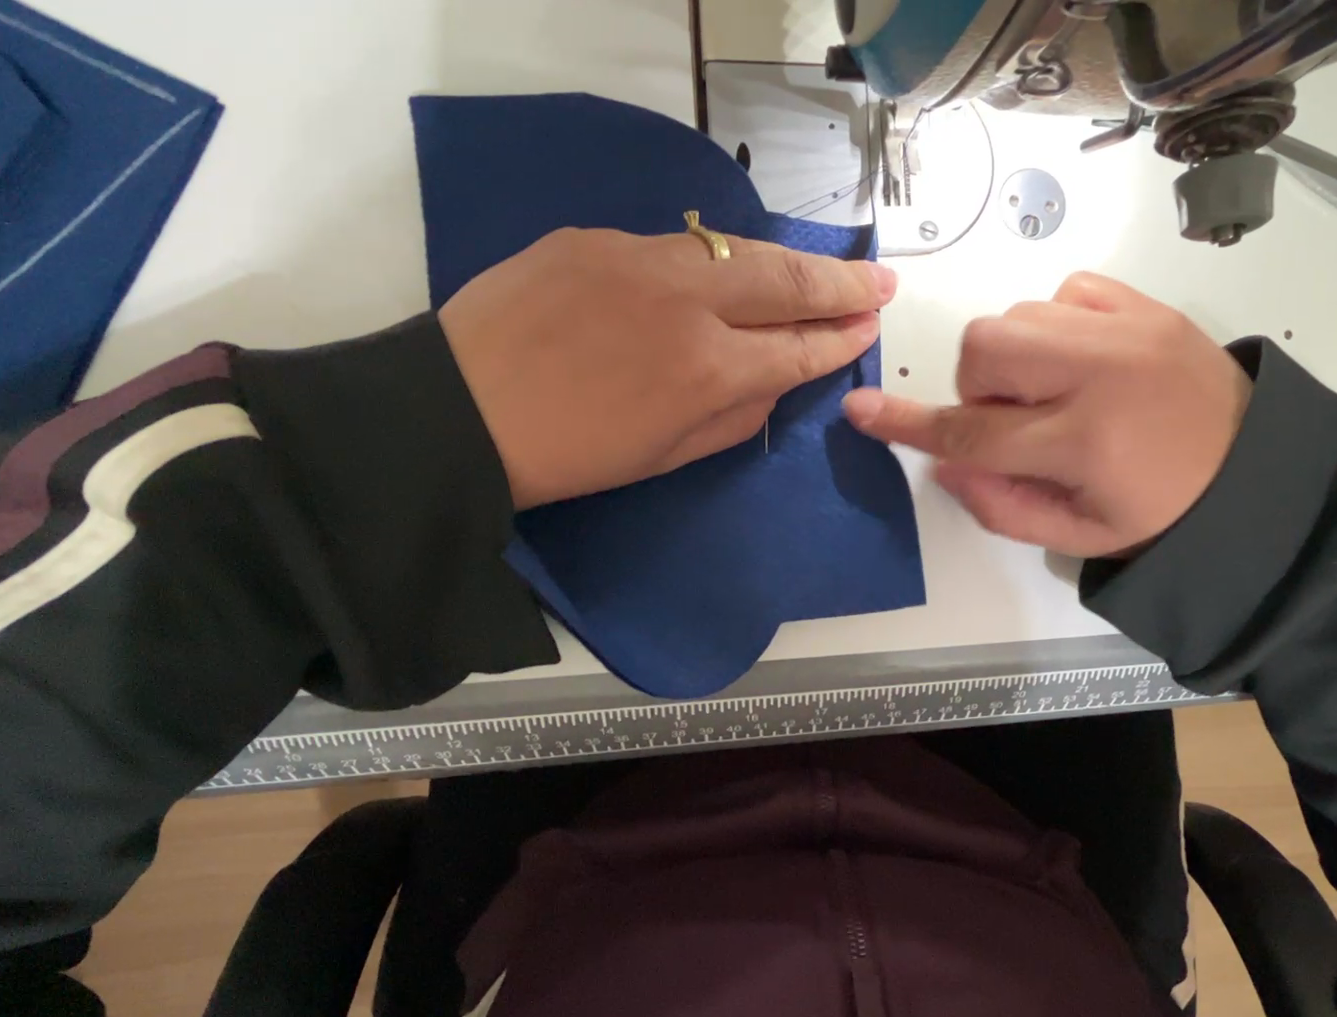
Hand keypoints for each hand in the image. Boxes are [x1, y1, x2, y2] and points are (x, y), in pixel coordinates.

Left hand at [440, 226, 894, 508]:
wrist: (459, 411)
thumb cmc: (570, 456)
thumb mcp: (668, 458)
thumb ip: (738, 416)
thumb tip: (779, 379)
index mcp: (707, 371)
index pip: (797, 347)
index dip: (839, 339)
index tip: (868, 328)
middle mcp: (687, 303)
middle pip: (786, 282)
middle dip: (840, 285)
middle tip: (877, 282)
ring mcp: (640, 258)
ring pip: (736, 251)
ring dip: (787, 264)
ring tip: (821, 272)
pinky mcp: (596, 237)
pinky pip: (674, 249)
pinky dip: (713, 264)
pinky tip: (724, 275)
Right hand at [841, 272, 1251, 557]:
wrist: (1255, 470)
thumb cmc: (1158, 513)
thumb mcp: (1077, 536)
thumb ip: (1000, 505)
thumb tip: (943, 460)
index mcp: (1085, 443)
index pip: (973, 431)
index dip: (909, 425)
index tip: (860, 410)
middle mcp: (1101, 373)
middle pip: (986, 346)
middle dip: (977, 384)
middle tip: (1012, 418)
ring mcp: (1128, 329)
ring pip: (1017, 315)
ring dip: (1013, 357)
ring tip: (1052, 392)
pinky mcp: (1146, 303)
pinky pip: (1064, 290)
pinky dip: (1053, 325)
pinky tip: (1080, 360)